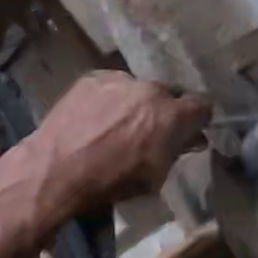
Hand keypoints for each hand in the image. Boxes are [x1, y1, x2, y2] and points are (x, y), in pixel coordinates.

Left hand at [26, 72, 209, 208]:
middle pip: (168, 94)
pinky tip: (94, 117)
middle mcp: (150, 89)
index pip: (202, 106)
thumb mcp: (154, 177)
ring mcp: (119, 79)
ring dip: (134, 103)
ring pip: (137, 88)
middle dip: (163, 111)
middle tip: (147, 130)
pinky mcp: (92, 77)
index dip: (196, 120)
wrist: (56, 168)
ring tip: (114, 124)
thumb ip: (176, 151)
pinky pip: (111, 85)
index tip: (187, 131)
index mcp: (171, 115)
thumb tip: (192, 139)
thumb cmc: (110, 181)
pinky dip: (109, 98)